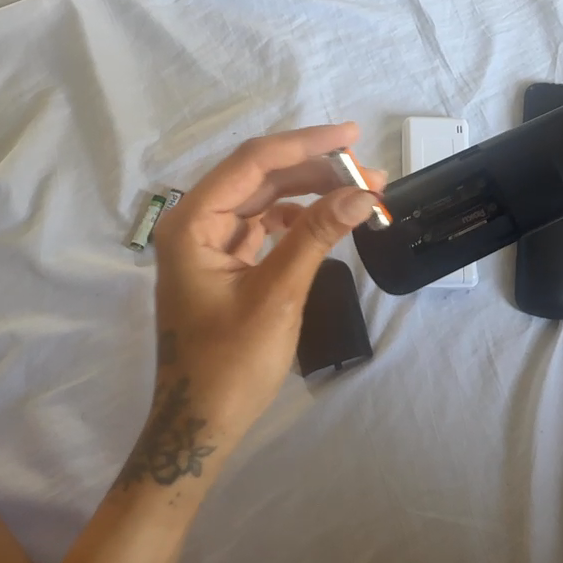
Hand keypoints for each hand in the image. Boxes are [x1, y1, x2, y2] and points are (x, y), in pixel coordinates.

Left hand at [149, 124, 385, 443]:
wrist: (200, 426)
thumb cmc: (230, 364)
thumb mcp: (278, 295)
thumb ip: (317, 235)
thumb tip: (364, 193)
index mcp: (192, 222)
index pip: (253, 162)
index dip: (305, 144)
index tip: (352, 136)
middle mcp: (195, 222)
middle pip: (261, 176)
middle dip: (316, 170)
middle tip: (369, 173)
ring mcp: (208, 243)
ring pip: (265, 197)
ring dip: (311, 192)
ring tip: (359, 193)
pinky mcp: (225, 262)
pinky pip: (264, 223)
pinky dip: (298, 217)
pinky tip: (325, 219)